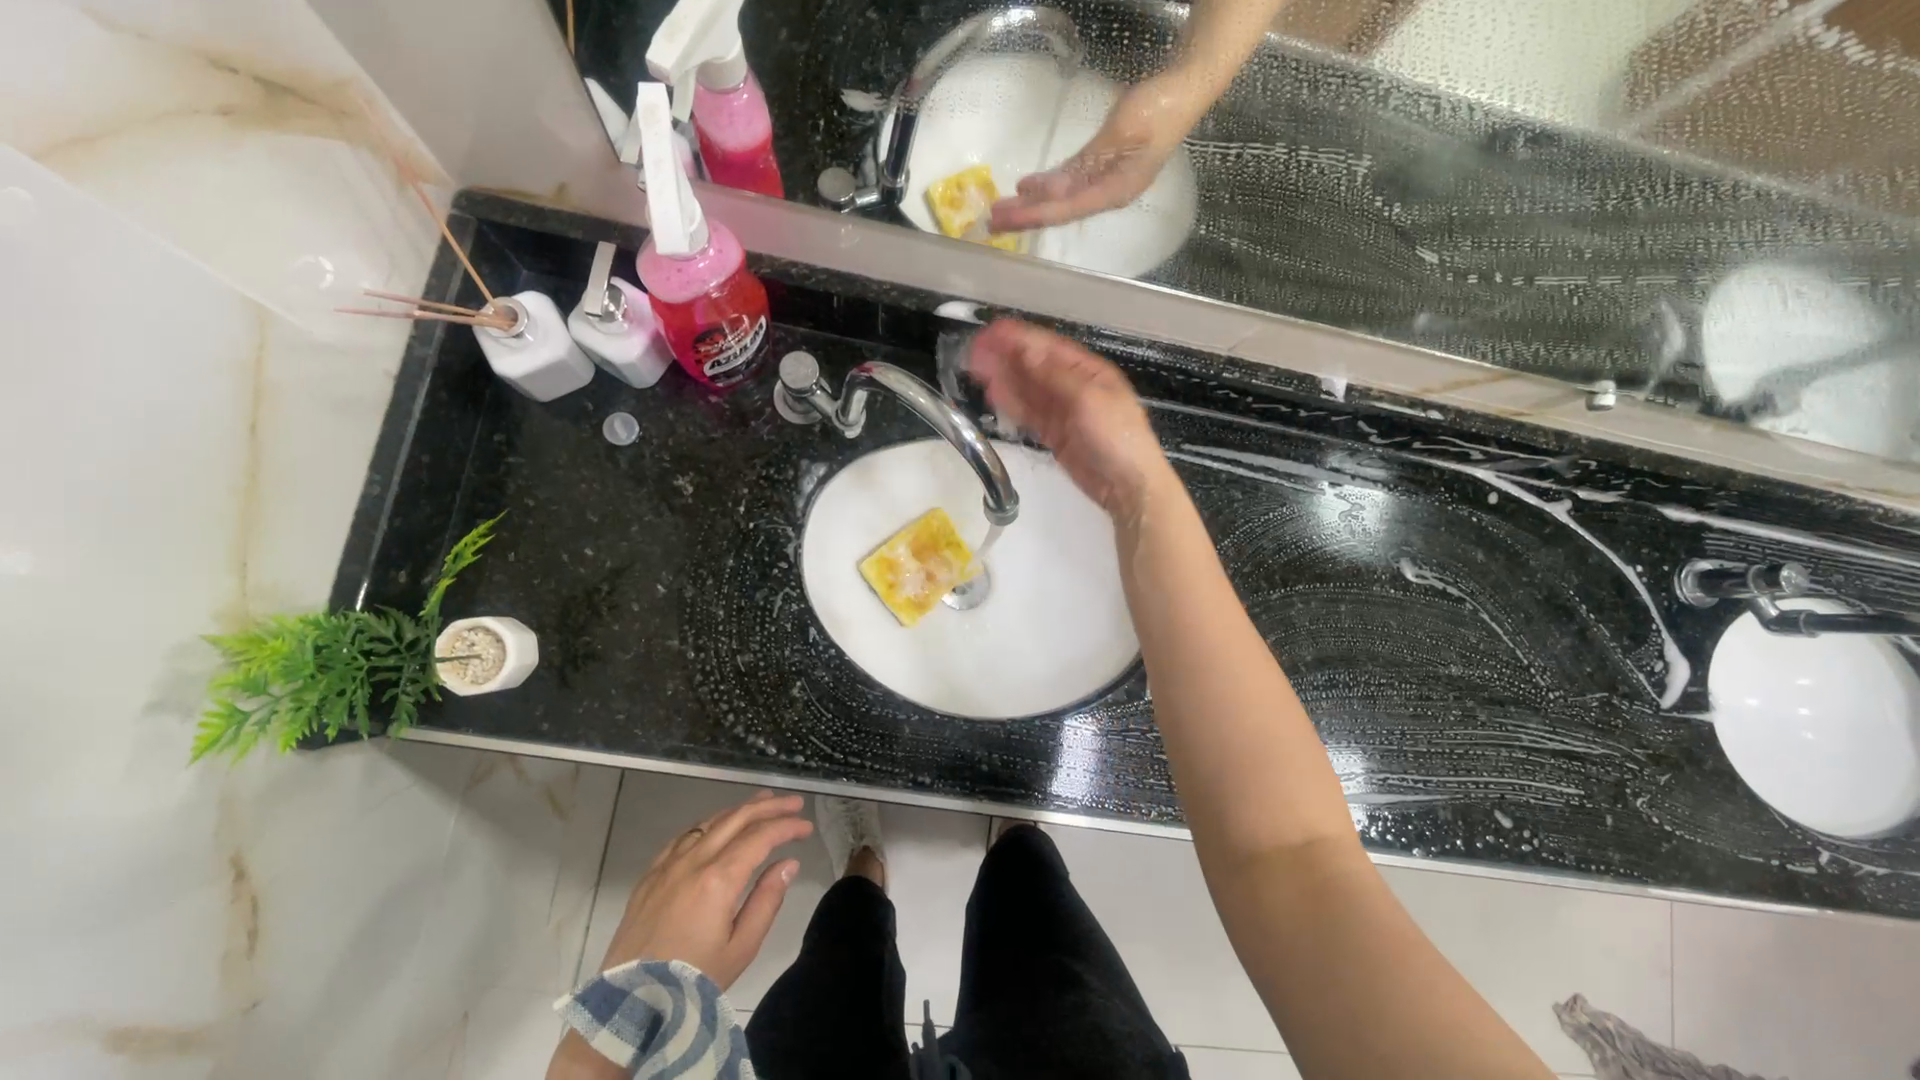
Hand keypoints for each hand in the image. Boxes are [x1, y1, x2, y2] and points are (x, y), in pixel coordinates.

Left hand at [599, 791, 812, 988]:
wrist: (632, 1001)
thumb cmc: (694, 978)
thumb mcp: (741, 948)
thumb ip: (767, 901)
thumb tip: (788, 864)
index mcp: (718, 879)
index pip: (760, 837)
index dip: (787, 827)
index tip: (807, 827)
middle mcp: (692, 862)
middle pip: (735, 819)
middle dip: (767, 807)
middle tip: (793, 803)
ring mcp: (667, 866)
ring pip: (708, 823)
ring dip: (738, 810)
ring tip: (762, 803)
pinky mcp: (650, 876)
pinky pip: (683, 837)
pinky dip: (707, 825)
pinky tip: (716, 827)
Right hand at [968, 319, 1173, 519]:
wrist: (1128, 486)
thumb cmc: (1118, 438)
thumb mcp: (1088, 399)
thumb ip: (1054, 375)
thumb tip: (1026, 351)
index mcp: (1089, 371)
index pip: (1047, 348)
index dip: (1018, 339)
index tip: (990, 333)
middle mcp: (1074, 387)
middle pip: (1034, 366)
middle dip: (1005, 357)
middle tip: (974, 351)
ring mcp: (1064, 411)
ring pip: (1028, 389)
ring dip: (1004, 378)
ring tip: (975, 370)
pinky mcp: (1055, 434)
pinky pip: (1029, 413)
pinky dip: (1012, 404)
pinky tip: (994, 395)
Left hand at [989, 71, 1208, 231]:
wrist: (1184, 89)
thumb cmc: (1158, 109)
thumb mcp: (1121, 133)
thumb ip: (1086, 164)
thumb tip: (1053, 192)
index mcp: (1115, 191)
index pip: (1065, 209)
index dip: (1033, 214)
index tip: (1004, 218)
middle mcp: (1108, 194)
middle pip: (1060, 211)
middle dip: (1026, 217)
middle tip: (991, 222)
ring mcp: (1107, 182)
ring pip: (1062, 200)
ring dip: (1031, 205)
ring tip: (1001, 210)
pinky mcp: (1104, 168)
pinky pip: (1069, 185)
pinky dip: (1047, 188)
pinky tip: (1027, 189)